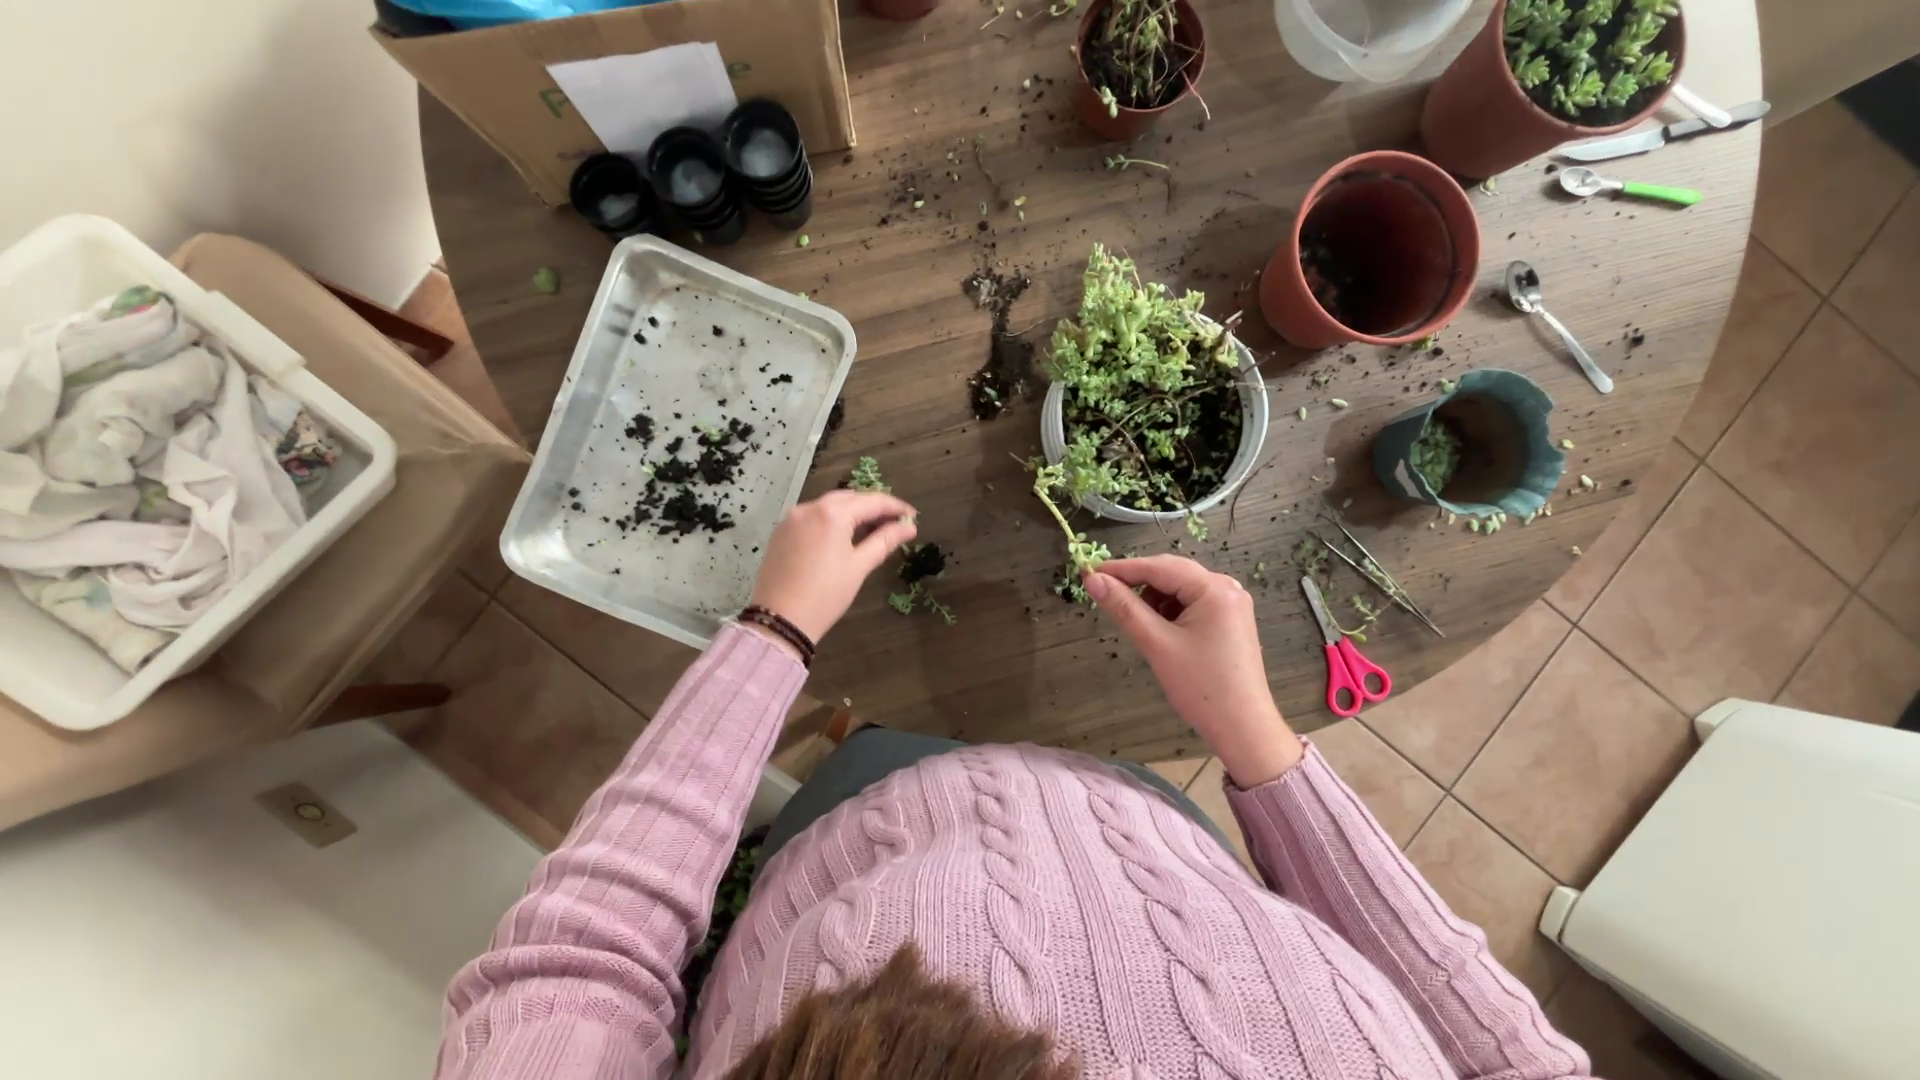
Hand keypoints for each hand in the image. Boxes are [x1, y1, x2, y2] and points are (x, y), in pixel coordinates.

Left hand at [749, 490, 917, 644]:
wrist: (780, 620)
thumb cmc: (826, 594)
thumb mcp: (859, 566)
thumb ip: (885, 541)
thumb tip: (909, 526)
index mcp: (832, 514)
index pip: (871, 501)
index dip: (895, 507)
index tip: (912, 516)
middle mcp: (809, 508)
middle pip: (848, 498)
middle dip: (872, 507)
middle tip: (893, 522)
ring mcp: (791, 519)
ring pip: (828, 506)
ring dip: (851, 512)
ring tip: (871, 529)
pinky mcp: (781, 532)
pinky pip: (811, 517)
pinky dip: (830, 520)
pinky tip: (842, 536)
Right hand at [1084, 556, 1302, 786]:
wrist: (1242, 727)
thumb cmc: (1200, 686)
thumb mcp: (1157, 644)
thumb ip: (1124, 607)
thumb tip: (1093, 580)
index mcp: (1214, 588)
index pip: (1159, 567)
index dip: (1121, 568)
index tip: (1089, 572)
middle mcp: (1227, 587)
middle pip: (1172, 573)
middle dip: (1138, 582)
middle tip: (1103, 591)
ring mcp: (1232, 604)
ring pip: (1181, 588)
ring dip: (1155, 598)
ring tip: (1136, 621)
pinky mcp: (1231, 620)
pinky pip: (1193, 603)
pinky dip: (1171, 610)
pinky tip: (1160, 630)